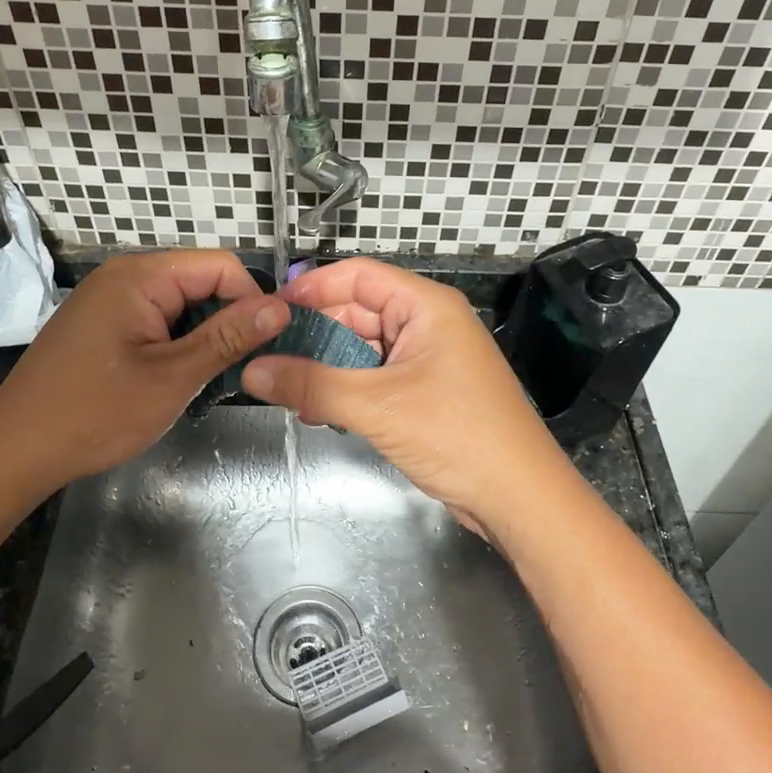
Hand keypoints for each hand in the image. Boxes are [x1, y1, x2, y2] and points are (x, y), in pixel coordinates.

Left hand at [0, 250, 288, 487]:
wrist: (15, 452)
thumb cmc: (95, 414)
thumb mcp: (173, 378)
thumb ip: (229, 338)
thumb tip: (281, 307)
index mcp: (140, 276)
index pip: (221, 266)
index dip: (252, 301)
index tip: (265, 347)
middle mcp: (125, 275)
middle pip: (201, 281)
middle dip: (228, 320)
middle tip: (238, 370)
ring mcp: (110, 298)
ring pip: (182, 303)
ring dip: (203, 335)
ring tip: (207, 379)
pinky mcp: (103, 322)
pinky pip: (157, 318)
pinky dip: (176, 343)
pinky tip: (176, 377)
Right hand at [240, 258, 574, 529]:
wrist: (519, 497)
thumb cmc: (457, 435)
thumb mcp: (378, 407)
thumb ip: (312, 385)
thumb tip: (252, 370)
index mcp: (426, 306)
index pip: (358, 275)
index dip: (312, 287)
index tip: (269, 310)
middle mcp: (428, 323)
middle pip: (357, 311)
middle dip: (313, 332)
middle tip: (267, 355)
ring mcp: (428, 359)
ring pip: (362, 348)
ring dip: (325, 366)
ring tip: (284, 388)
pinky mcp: (425, 392)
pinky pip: (375, 377)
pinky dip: (345, 388)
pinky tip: (316, 409)